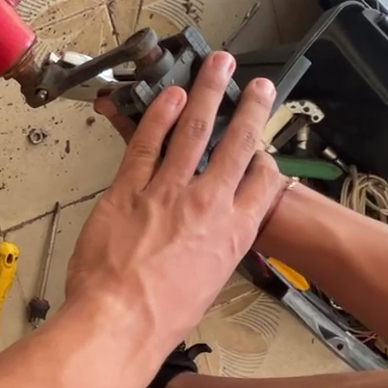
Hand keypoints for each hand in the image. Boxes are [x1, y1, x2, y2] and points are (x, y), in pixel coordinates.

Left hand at [65, 50, 284, 360]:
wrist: (121, 321)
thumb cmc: (159, 318)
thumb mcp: (204, 288)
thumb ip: (208, 255)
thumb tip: (200, 246)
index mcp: (233, 234)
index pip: (263, 184)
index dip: (266, 160)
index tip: (264, 148)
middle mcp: (207, 205)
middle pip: (237, 145)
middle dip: (250, 109)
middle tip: (258, 85)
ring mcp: (168, 192)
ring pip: (194, 131)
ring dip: (209, 93)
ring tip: (218, 67)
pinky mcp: (129, 190)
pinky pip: (146, 145)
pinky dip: (158, 117)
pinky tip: (169, 98)